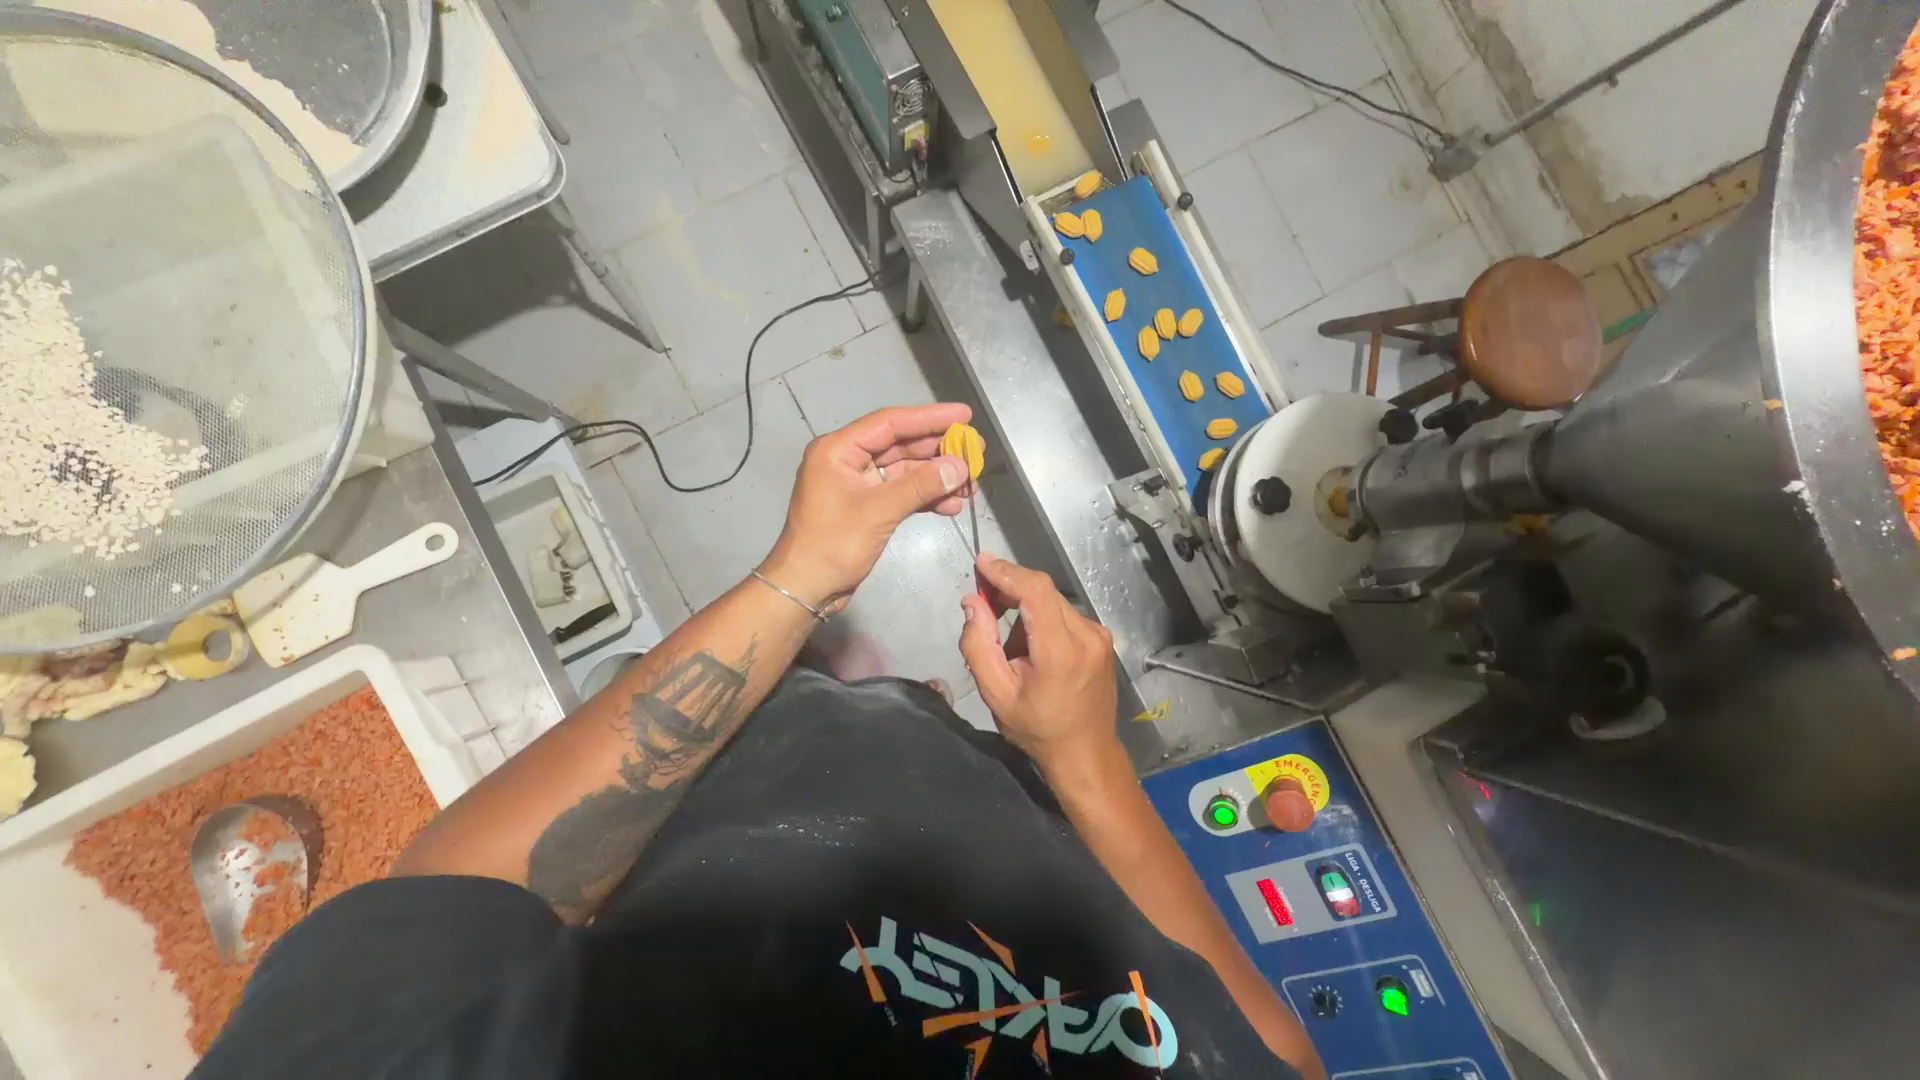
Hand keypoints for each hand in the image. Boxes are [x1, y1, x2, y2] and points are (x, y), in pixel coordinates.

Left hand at [759, 403, 974, 613]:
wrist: (805, 589)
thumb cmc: (831, 546)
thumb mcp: (878, 512)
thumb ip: (920, 486)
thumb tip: (960, 466)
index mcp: (838, 450)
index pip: (890, 423)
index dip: (930, 418)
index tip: (965, 415)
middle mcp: (847, 460)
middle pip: (900, 445)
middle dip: (939, 449)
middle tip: (976, 450)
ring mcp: (858, 484)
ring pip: (905, 470)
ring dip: (937, 476)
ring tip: (971, 482)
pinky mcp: (867, 506)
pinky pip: (902, 492)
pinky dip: (926, 497)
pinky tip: (952, 504)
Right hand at [958, 553, 1119, 768]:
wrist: (1085, 753)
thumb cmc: (1037, 729)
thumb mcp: (996, 694)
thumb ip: (978, 645)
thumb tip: (973, 602)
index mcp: (1061, 652)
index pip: (1035, 592)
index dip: (1006, 572)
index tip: (981, 564)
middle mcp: (1087, 636)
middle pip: (1043, 591)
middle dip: (1009, 589)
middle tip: (982, 604)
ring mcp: (1099, 635)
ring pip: (1051, 602)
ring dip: (1025, 611)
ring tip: (1013, 652)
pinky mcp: (1102, 638)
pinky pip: (1064, 615)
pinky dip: (1042, 621)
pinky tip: (1033, 652)